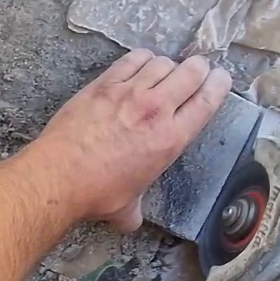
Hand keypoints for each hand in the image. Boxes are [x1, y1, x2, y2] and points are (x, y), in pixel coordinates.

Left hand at [23, 50, 231, 230]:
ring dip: (168, 65)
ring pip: (163, 61)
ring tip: (164, 73)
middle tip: (195, 74)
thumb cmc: (95, 194)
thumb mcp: (127, 208)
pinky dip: (141, 59)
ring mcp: (129, 93)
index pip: (208, 100)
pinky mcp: (105, 84)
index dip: (219, 85)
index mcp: (170, 140)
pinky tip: (139, 65)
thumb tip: (132, 221)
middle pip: (192, 71)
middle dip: (198, 70)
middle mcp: (156, 110)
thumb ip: (137, 209)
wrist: (59, 176)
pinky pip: (133, 59)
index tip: (220, 80)